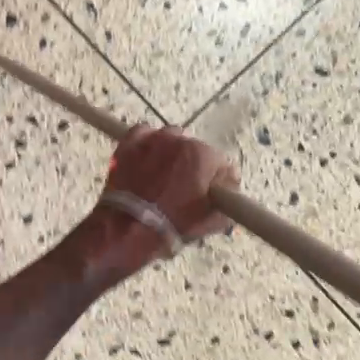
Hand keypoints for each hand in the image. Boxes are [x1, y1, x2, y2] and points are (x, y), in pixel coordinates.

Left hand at [84, 126, 237, 268]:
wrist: (130, 225)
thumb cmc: (175, 223)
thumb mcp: (215, 218)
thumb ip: (230, 196)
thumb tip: (230, 185)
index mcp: (204, 155)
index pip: (219, 162)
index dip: (215, 178)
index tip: (208, 190)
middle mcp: (180, 140)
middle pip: (193, 148)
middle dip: (191, 164)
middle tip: (181, 185)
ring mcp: (153, 138)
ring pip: (169, 138)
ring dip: (169, 151)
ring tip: (161, 173)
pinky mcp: (130, 141)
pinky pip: (143, 134)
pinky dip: (146, 144)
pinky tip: (144, 159)